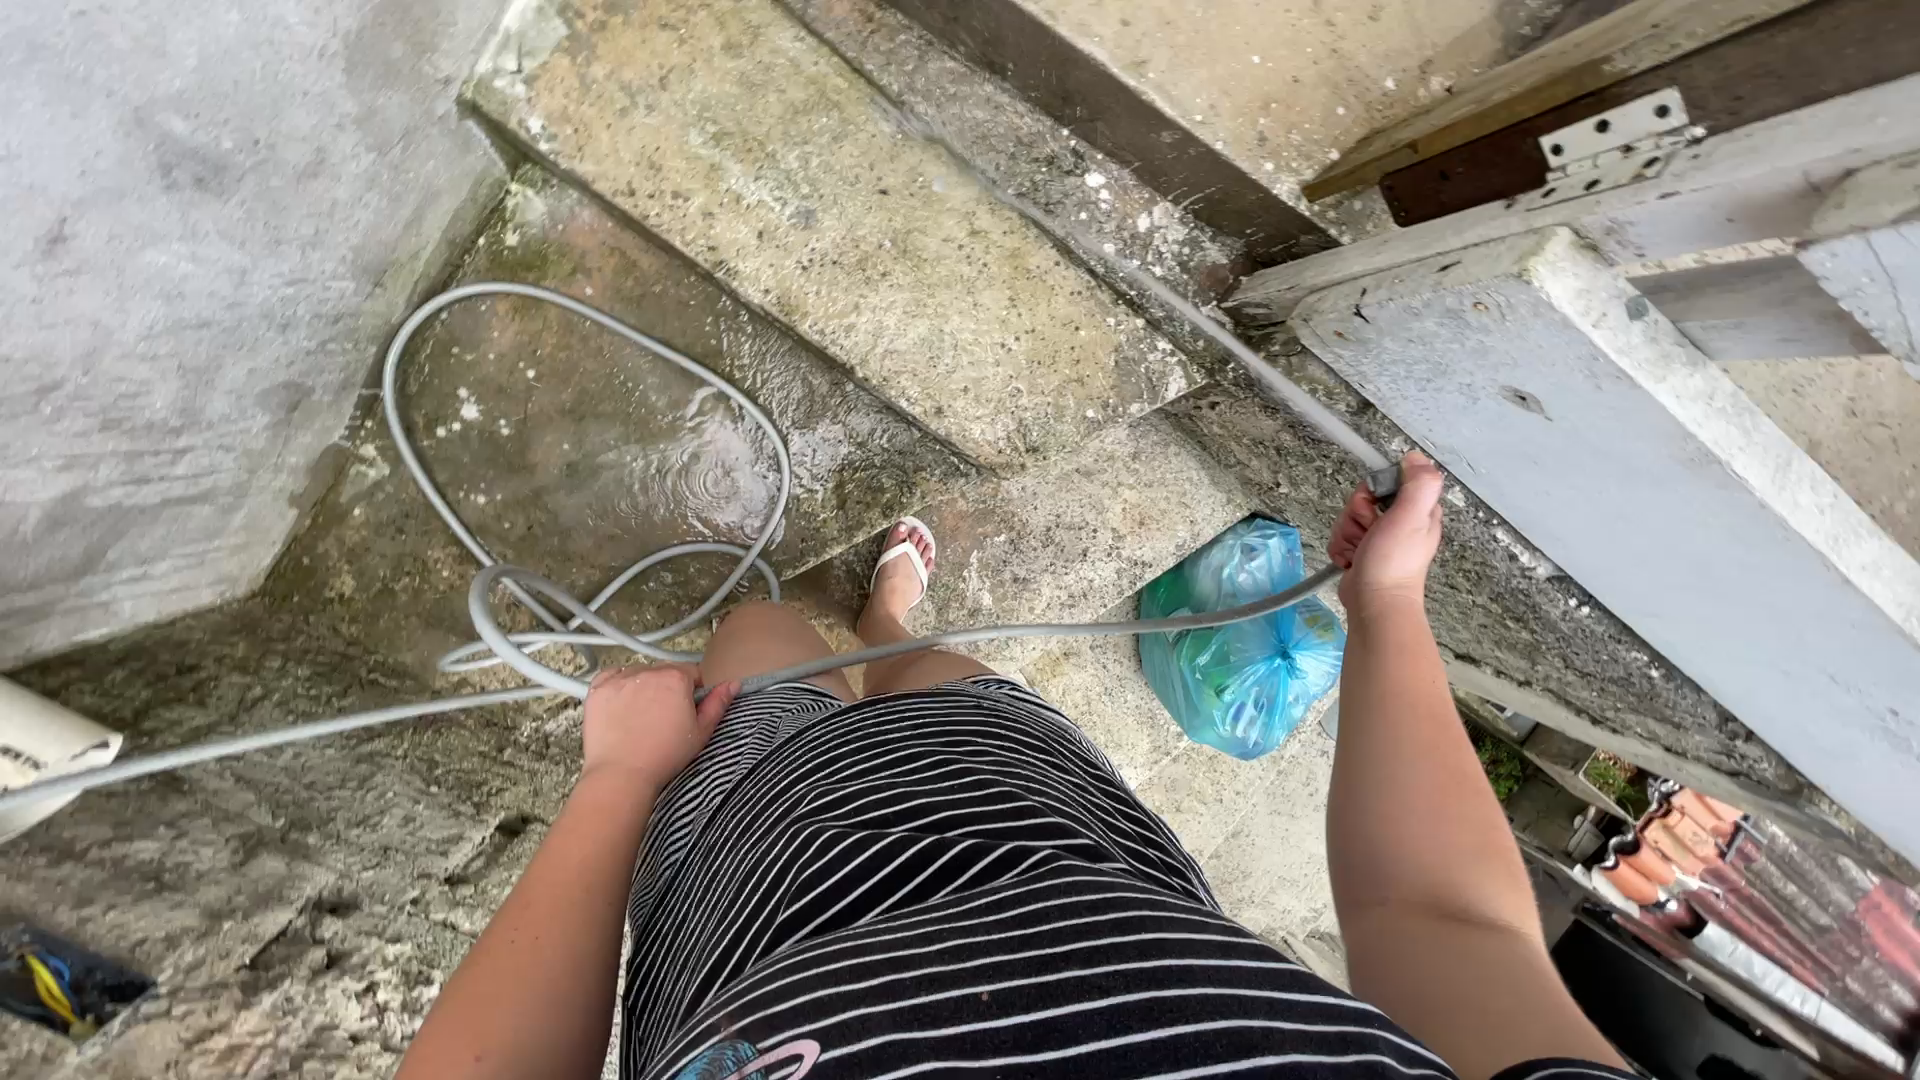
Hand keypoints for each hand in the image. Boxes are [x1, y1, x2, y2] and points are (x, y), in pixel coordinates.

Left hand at [581, 663, 738, 792]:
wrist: (622, 774)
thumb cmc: (663, 756)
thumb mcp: (701, 731)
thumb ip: (718, 703)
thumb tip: (733, 684)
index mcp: (676, 678)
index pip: (692, 672)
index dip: (692, 691)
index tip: (686, 708)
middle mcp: (648, 672)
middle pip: (665, 670)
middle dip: (668, 687)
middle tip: (664, 715)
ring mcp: (620, 680)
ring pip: (640, 672)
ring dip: (643, 684)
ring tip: (641, 713)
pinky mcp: (598, 690)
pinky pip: (611, 675)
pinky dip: (617, 684)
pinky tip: (622, 703)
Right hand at [1331, 451, 1444, 616]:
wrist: (1374, 601)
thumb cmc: (1393, 560)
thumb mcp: (1412, 516)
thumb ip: (1418, 484)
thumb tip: (1414, 457)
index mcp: (1416, 510)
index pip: (1387, 482)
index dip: (1373, 490)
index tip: (1374, 505)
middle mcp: (1398, 522)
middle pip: (1362, 500)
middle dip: (1356, 515)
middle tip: (1368, 532)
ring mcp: (1377, 538)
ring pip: (1348, 519)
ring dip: (1346, 534)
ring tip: (1359, 551)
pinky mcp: (1360, 552)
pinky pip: (1340, 537)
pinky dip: (1340, 548)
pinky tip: (1351, 560)